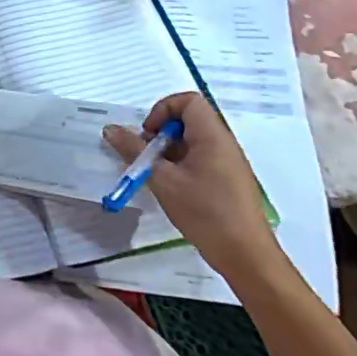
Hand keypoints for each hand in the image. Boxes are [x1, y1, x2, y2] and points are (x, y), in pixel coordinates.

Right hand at [103, 92, 276, 275]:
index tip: (148, 135)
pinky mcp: (227, 179)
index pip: (188, 101)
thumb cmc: (205, 212)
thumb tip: (111, 129)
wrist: (245, 254)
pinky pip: (200, 158)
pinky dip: (180, 165)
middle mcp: (223, 142)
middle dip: (161, 133)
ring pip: (192, 141)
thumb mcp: (163, 181)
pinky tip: (170, 189)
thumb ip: (135, 152)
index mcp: (212, 135)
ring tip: (154, 176)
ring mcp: (227, 161)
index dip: (163, 110)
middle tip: (146, 157)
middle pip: (189, 120)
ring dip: (168, 152)